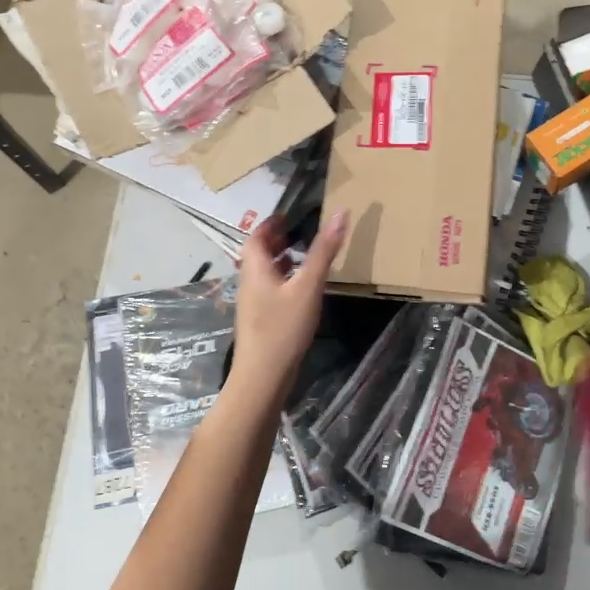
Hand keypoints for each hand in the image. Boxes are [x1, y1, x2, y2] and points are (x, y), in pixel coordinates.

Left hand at [230, 210, 348, 395]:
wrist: (263, 376)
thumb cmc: (283, 327)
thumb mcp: (308, 286)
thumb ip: (324, 251)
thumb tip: (340, 212)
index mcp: (255, 269)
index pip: (256, 236)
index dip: (270, 224)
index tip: (287, 215)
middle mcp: (249, 282)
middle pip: (257, 254)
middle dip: (275, 240)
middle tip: (296, 230)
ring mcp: (253, 303)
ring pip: (263, 273)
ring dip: (279, 260)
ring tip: (301, 255)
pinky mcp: (260, 320)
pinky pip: (269, 289)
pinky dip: (282, 279)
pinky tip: (300, 289)